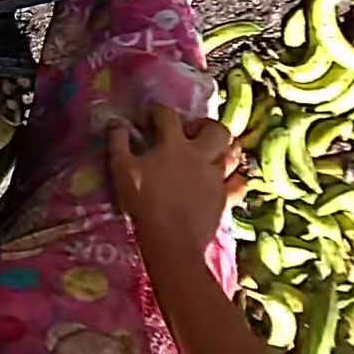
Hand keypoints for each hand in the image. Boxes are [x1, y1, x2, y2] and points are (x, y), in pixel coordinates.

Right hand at [107, 106, 244, 264]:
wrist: (171, 241)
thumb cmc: (143, 202)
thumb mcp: (121, 169)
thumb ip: (118, 141)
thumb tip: (117, 122)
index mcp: (174, 144)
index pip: (168, 115)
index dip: (156, 112)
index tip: (146, 120)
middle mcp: (201, 155)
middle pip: (216, 129)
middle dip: (203, 125)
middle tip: (188, 133)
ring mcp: (216, 177)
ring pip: (231, 153)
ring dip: (220, 149)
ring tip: (205, 154)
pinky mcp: (224, 198)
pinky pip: (237, 183)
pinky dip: (231, 178)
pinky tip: (220, 180)